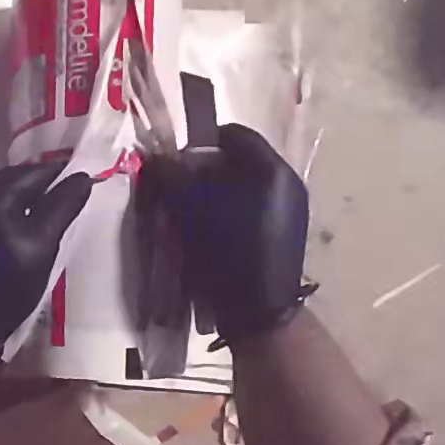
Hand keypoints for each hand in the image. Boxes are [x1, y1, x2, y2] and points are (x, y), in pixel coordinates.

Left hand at [0, 164, 95, 369]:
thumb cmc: (10, 288)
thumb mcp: (43, 248)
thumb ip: (63, 208)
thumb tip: (83, 177)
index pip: (33, 172)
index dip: (58, 173)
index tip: (77, 178)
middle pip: (9, 178)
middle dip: (36, 180)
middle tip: (60, 190)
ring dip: (16, 192)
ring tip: (38, 205)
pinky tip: (10, 222)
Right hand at [148, 124, 308, 341]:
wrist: (257, 311)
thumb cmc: (225, 251)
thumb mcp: (189, 209)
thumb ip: (170, 176)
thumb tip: (153, 155)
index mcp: (270, 168)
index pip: (232, 134)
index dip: (198, 144)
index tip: (175, 164)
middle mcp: (286, 183)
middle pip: (238, 162)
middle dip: (204, 173)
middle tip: (177, 192)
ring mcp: (291, 211)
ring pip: (243, 188)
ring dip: (214, 195)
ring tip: (189, 217)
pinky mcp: (286, 236)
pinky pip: (251, 211)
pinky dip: (227, 215)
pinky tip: (209, 237)